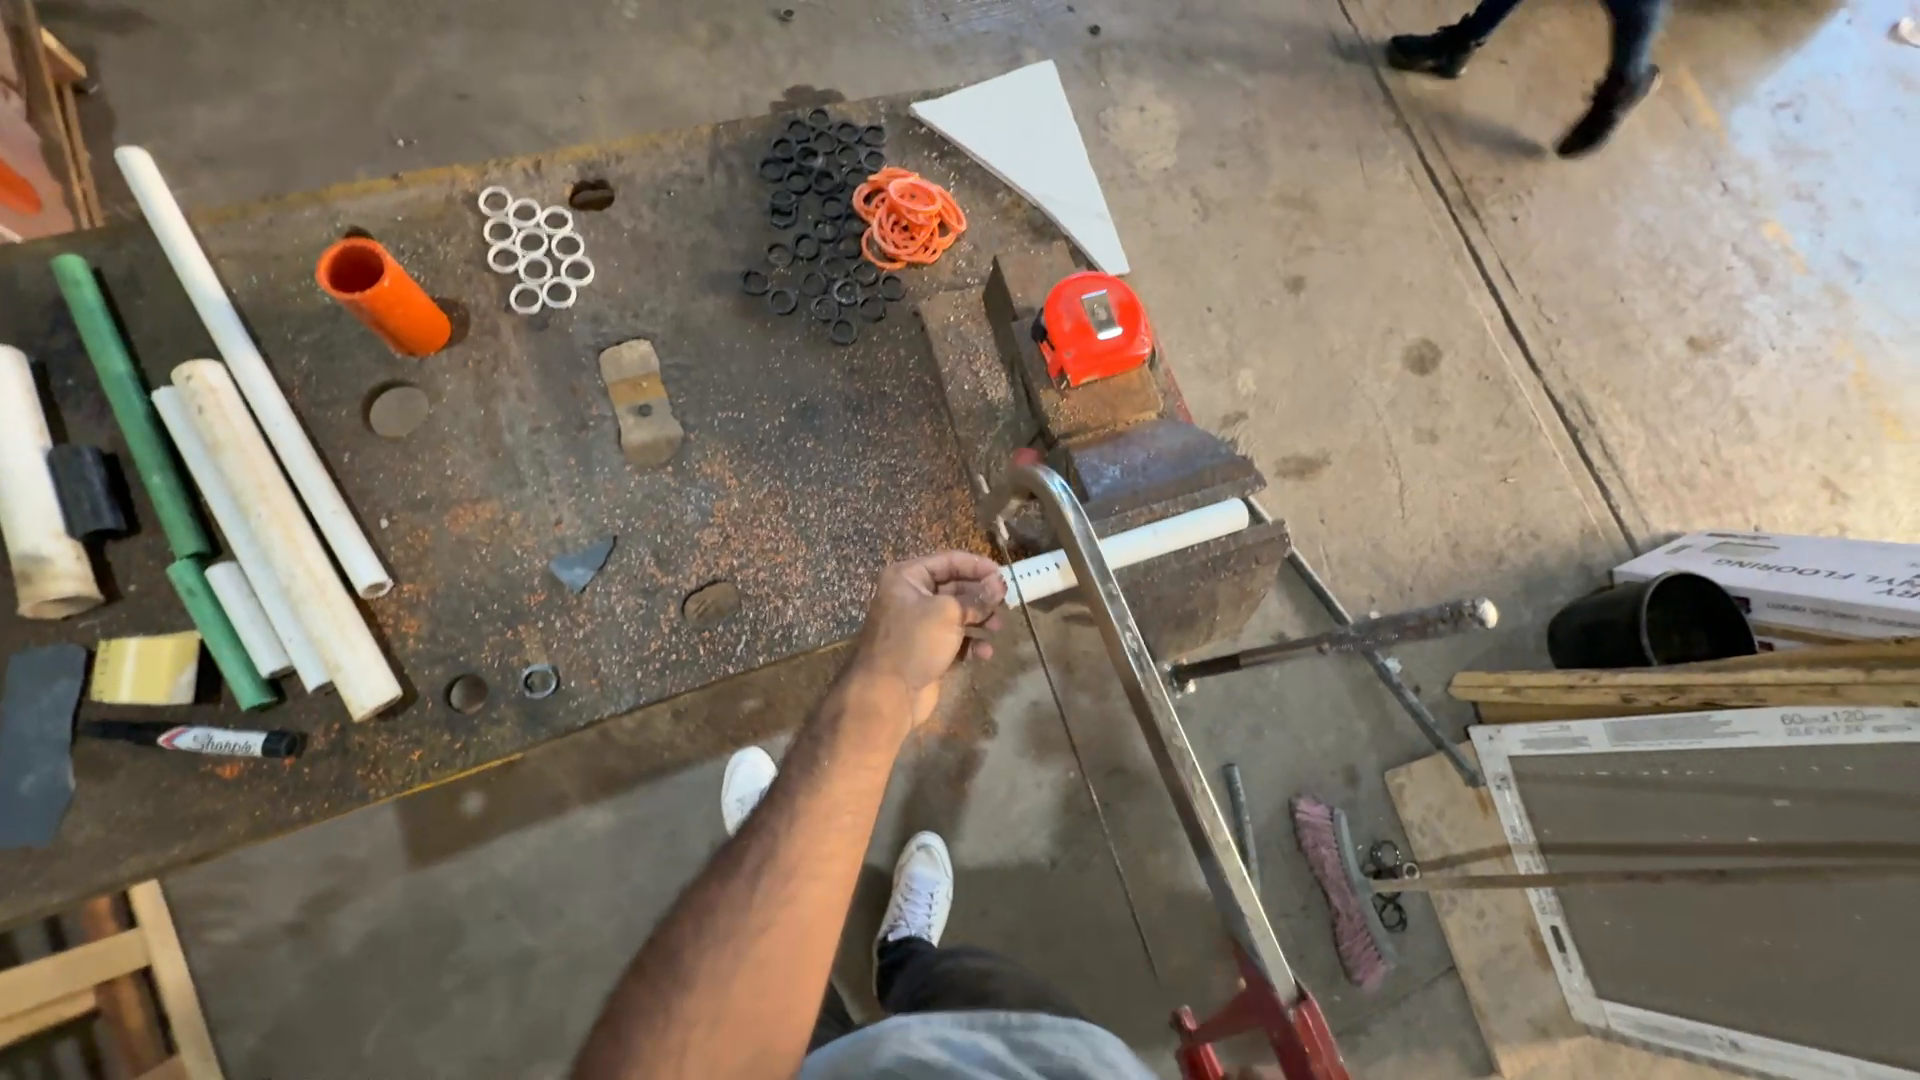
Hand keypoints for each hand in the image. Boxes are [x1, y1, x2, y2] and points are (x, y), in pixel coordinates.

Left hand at [847, 551, 1006, 727]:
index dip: (977, 566)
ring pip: (957, 614)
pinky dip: (970, 643)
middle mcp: (910, 597)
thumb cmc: (915, 642)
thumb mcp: (948, 613)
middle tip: (1005, 603)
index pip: (948, 561)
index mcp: (907, 577)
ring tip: (997, 628)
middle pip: (955, 587)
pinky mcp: (927, 650)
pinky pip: (954, 639)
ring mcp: (919, 625)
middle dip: (981, 596)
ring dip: (980, 620)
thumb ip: (977, 597)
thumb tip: (1001, 584)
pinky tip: (984, 653)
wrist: (888, 694)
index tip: (1004, 575)